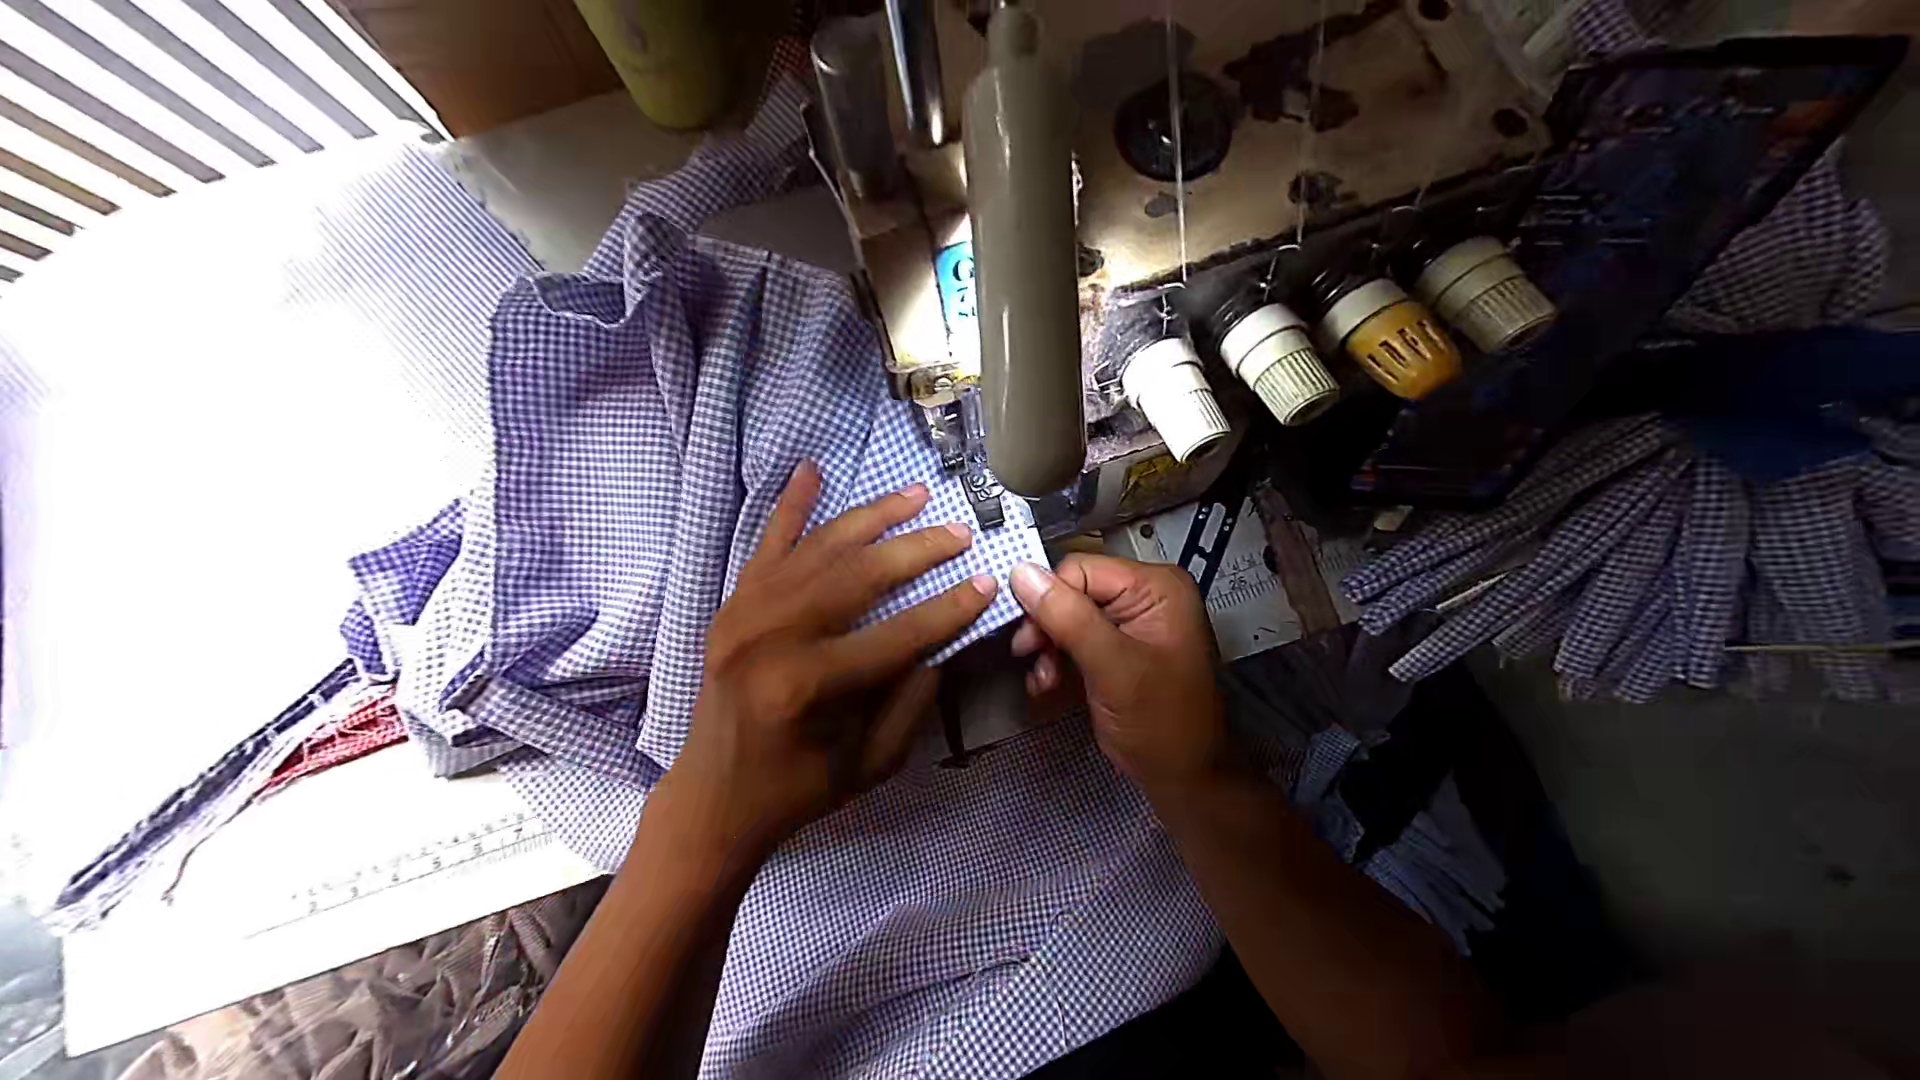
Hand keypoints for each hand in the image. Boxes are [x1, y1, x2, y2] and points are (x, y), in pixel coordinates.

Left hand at [667, 461, 997, 854]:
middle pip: (860, 576)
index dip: (948, 609)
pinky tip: (811, 469)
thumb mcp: (871, 763)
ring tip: (915, 494)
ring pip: (822, 548)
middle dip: (918, 550)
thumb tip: (942, 641)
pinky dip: (791, 504)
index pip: (897, 635)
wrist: (713, 795)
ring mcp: (746, 613)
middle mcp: (773, 637)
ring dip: (873, 516)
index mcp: (809, 686)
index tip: (987, 583)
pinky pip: (767, 543)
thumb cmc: (797, 788)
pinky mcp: (733, 604)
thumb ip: (912, 701)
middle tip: (959, 532)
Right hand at [1008, 555, 1226, 792]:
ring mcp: (1129, 622)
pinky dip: (1055, 659)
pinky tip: (1049, 682)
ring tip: (1044, 678)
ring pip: (1065, 616)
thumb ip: (1069, 618)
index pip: (1081, 569)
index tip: (1028, 636)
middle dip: (1046, 626)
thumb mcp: (1114, 667)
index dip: (1048, 599)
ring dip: (1047, 647)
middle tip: (1030, 655)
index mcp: (1156, 587)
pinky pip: (1072, 637)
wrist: (1183, 777)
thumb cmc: (1164, 724)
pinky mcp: (1115, 646)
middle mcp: (1143, 596)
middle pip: (1070, 591)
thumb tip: (1022, 574)